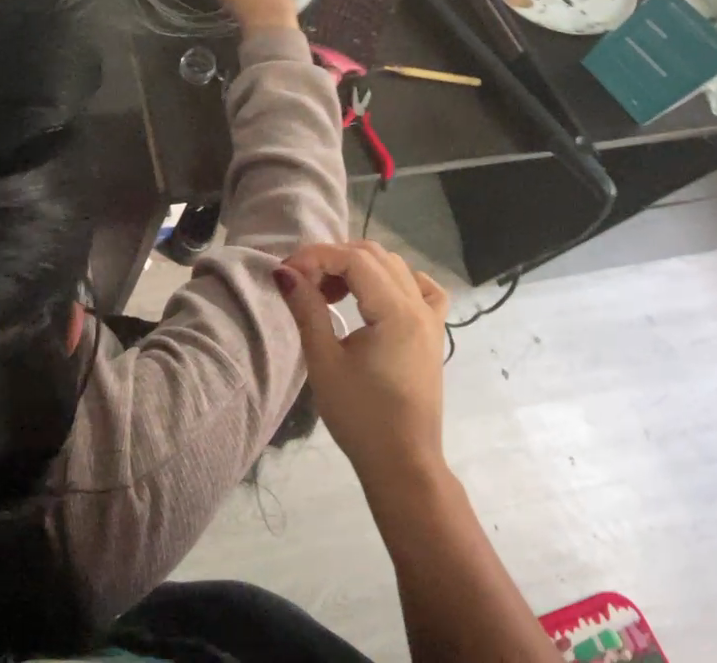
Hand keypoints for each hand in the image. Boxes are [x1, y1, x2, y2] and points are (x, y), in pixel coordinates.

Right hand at [273, 242, 450, 480]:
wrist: (402, 460)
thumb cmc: (360, 416)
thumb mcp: (324, 362)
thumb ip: (307, 309)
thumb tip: (284, 272)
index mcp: (396, 312)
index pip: (353, 259)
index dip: (315, 257)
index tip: (286, 274)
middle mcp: (419, 307)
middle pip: (374, 256)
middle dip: (332, 259)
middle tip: (301, 282)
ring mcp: (431, 319)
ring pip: (395, 267)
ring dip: (357, 267)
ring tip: (327, 294)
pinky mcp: (432, 333)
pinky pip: (420, 289)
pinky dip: (394, 281)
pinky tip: (374, 296)